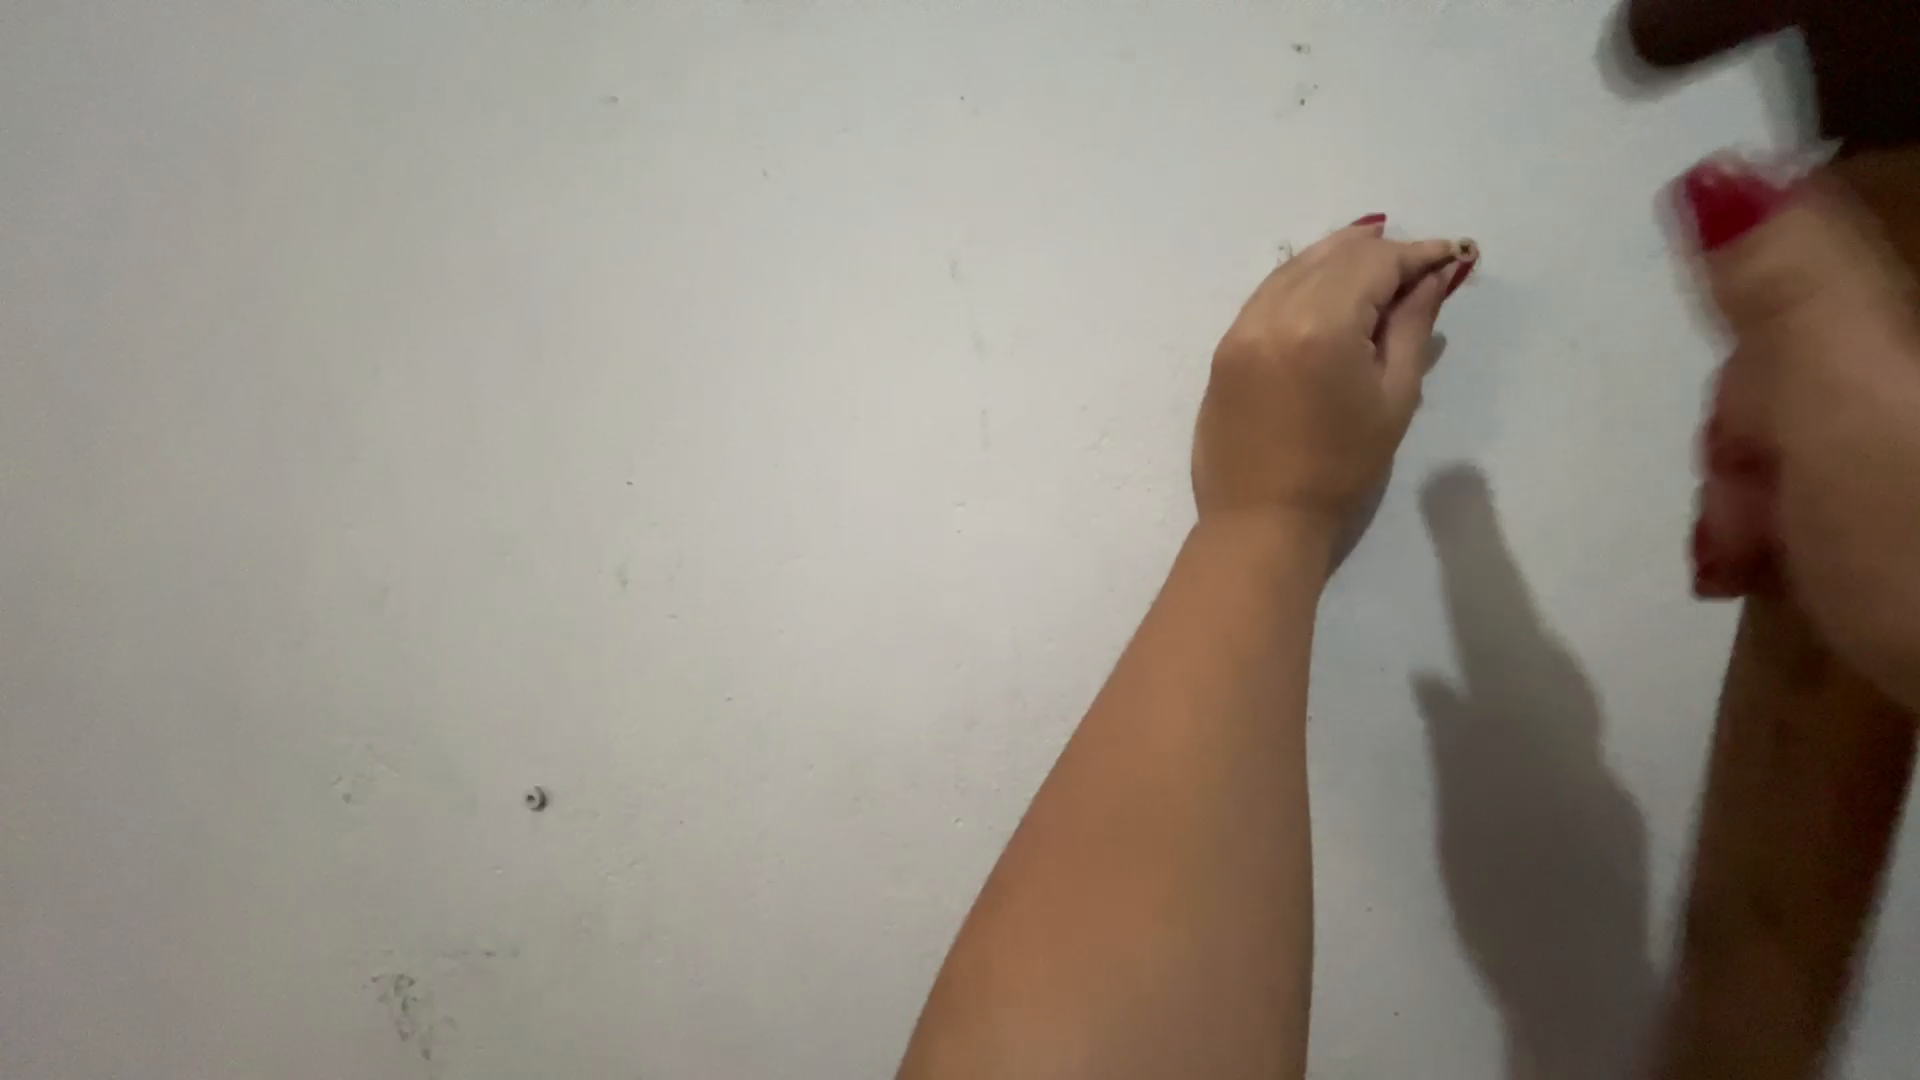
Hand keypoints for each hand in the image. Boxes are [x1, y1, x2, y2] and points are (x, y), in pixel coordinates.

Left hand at [1194, 218, 1472, 548]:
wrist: (1259, 517)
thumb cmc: (1339, 467)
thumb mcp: (1393, 397)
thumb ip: (1411, 326)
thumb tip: (1432, 275)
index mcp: (1319, 327)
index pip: (1374, 264)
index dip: (1417, 254)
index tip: (1451, 257)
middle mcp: (1270, 317)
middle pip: (1331, 258)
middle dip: (1378, 253)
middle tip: (1415, 267)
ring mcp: (1238, 333)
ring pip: (1292, 271)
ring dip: (1335, 261)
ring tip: (1375, 272)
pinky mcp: (1222, 352)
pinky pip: (1264, 298)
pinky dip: (1298, 284)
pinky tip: (1323, 295)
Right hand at [1678, 157, 1919, 711]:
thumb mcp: (1851, 405)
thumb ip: (1789, 289)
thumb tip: (1713, 173)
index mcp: (1912, 330)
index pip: (1806, 313)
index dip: (1747, 380)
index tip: (1741, 459)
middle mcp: (1913, 361)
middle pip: (1806, 371)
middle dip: (1747, 450)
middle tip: (1748, 528)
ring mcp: (1907, 424)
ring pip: (1810, 426)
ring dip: (1755, 494)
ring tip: (1751, 562)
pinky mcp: (1902, 480)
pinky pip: (1831, 469)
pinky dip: (1788, 516)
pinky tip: (1778, 561)